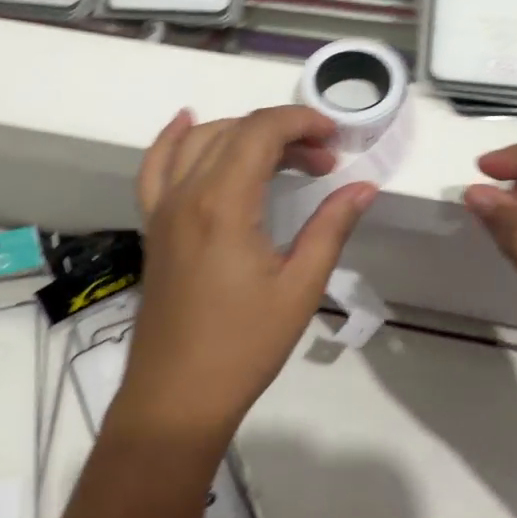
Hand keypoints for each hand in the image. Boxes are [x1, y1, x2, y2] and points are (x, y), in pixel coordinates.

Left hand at [119, 106, 378, 445]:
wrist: (177, 395)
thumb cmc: (244, 346)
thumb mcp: (300, 288)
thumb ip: (331, 228)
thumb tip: (364, 187)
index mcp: (223, 204)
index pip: (260, 132)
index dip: (301, 121)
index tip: (335, 138)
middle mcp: (186, 194)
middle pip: (233, 131)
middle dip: (282, 132)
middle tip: (322, 161)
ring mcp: (163, 209)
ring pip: (197, 141)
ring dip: (241, 133)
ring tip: (280, 154)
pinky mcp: (153, 226)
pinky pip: (155, 167)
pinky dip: (172, 139)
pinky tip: (186, 122)